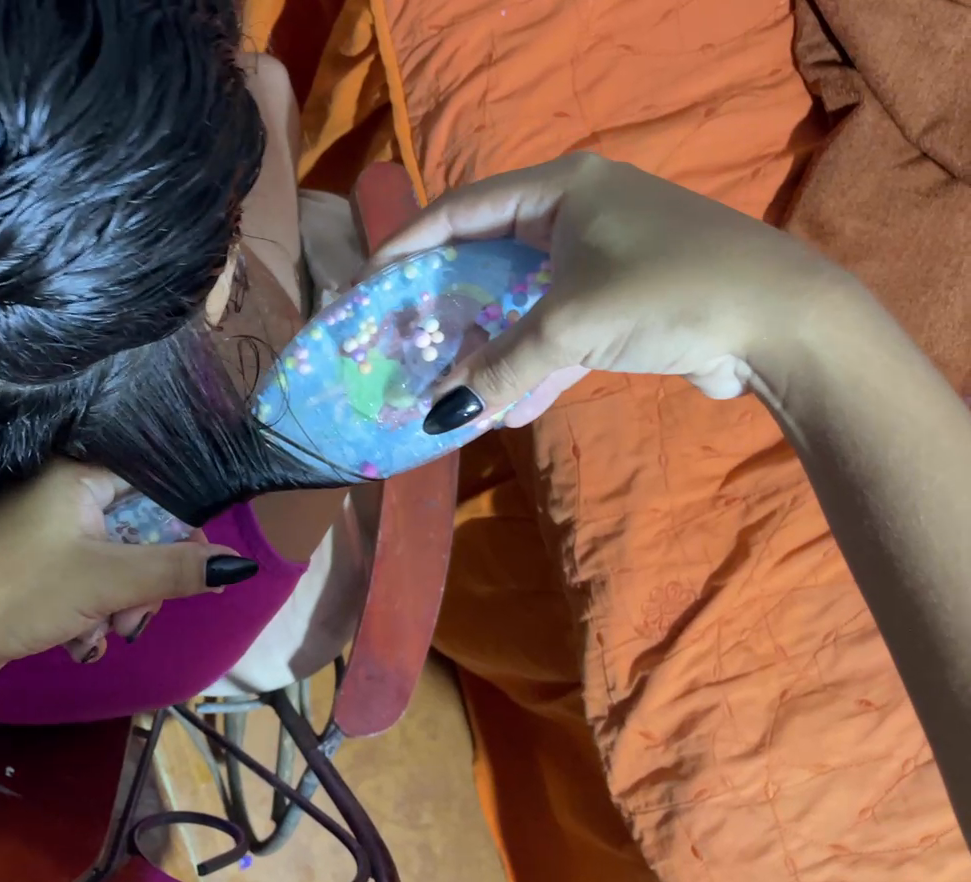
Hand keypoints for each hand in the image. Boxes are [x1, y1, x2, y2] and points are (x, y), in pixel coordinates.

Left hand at [0, 462, 256, 687]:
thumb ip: (177, 570)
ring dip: (116, 607)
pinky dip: (88, 615)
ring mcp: (44, 533)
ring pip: (113, 566)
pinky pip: (83, 585)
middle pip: (137, 531)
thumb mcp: (109, 581)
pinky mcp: (33, 568)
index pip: (155, 484)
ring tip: (98, 634)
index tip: (192, 569)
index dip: (179, 529)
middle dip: (142, 583)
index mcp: (78, 474)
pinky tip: (74, 641)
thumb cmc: (23, 593)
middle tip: (130, 616)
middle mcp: (62, 494)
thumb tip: (239, 565)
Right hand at [370, 154, 871, 430]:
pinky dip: (521, 363)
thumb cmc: (670, 294)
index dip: (402, 248)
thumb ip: (495, 369)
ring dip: (476, 340)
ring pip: (509, 295)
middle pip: (478, 253)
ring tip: (435, 375)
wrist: (789, 325)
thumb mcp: (568, 328)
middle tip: (393, 333)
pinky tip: (499, 407)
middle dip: (435, 301)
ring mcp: (594, 254)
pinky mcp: (611, 296)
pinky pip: (544, 326)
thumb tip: (435, 418)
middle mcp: (572, 213)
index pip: (457, 211)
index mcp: (560, 190)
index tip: (363, 289)